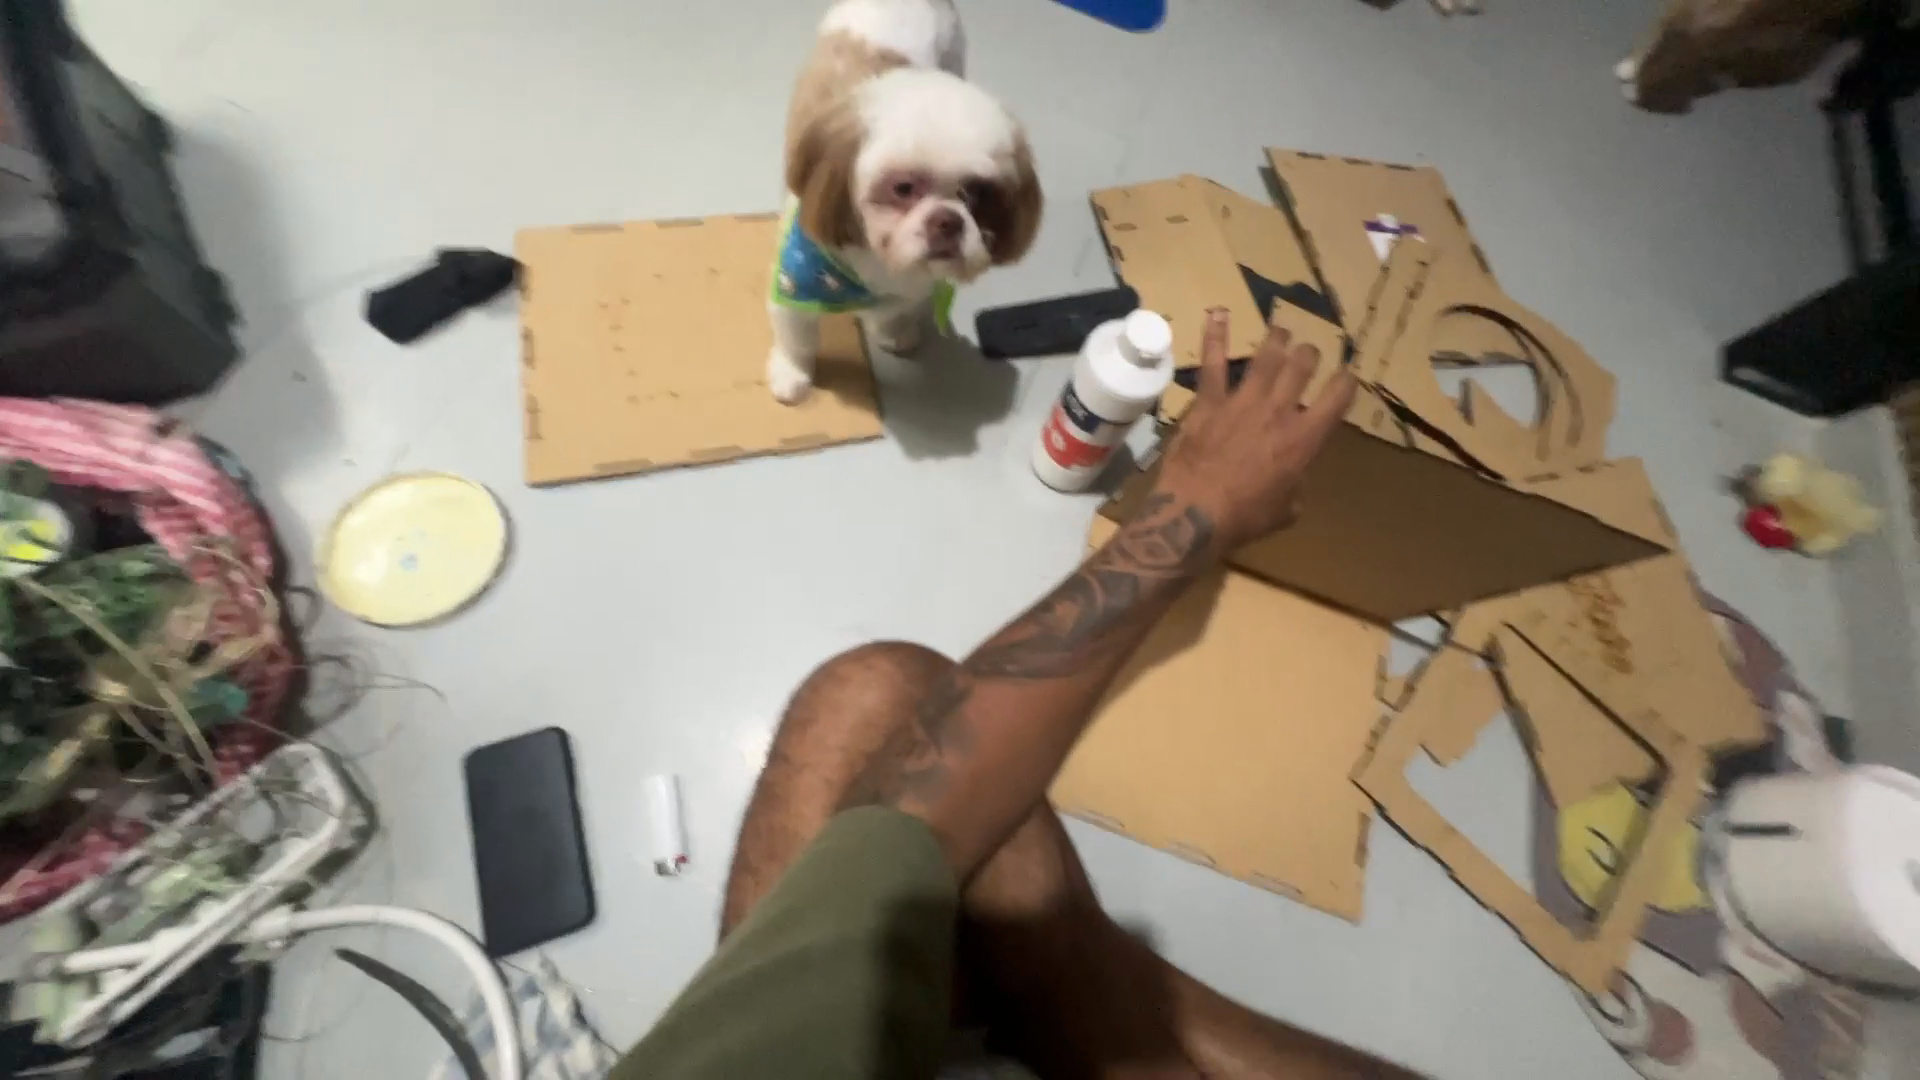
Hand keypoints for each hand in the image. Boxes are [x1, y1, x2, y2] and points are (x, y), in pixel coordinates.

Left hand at [1151, 309, 1357, 551]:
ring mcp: (1242, 402)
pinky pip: (1212, 364)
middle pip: (1302, 367)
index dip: (1345, 382)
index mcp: (1305, 439)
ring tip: (1281, 331)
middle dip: (1309, 356)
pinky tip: (1218, 313)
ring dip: (1277, 340)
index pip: (1338, 396)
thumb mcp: (1286, 510)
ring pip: (1266, 358)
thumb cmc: (1244, 519)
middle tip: (1307, 354)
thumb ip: (1295, 486)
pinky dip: (1215, 336)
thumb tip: (1291, 479)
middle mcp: (1279, 411)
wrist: (1195, 514)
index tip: (1345, 377)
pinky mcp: (1207, 403)